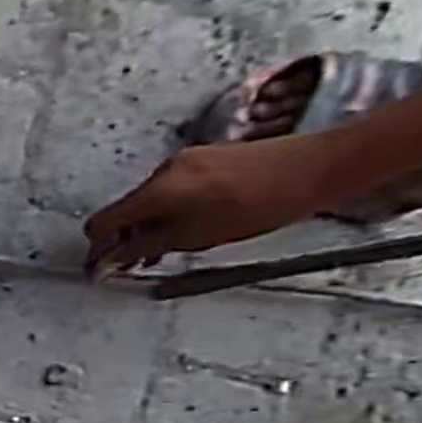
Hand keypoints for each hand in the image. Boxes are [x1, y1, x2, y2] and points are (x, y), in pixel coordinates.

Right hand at [83, 133, 337, 274]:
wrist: (324, 164)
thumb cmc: (262, 202)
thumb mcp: (194, 236)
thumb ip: (144, 247)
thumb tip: (110, 259)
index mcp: (155, 191)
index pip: (102, 222)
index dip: (97, 247)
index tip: (102, 264)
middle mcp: (163, 172)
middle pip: (123, 210)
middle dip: (123, 236)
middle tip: (132, 261)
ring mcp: (185, 161)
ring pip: (147, 201)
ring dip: (147, 224)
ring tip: (163, 246)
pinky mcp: (206, 158)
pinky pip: (170, 189)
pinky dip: (168, 210)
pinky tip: (187, 224)